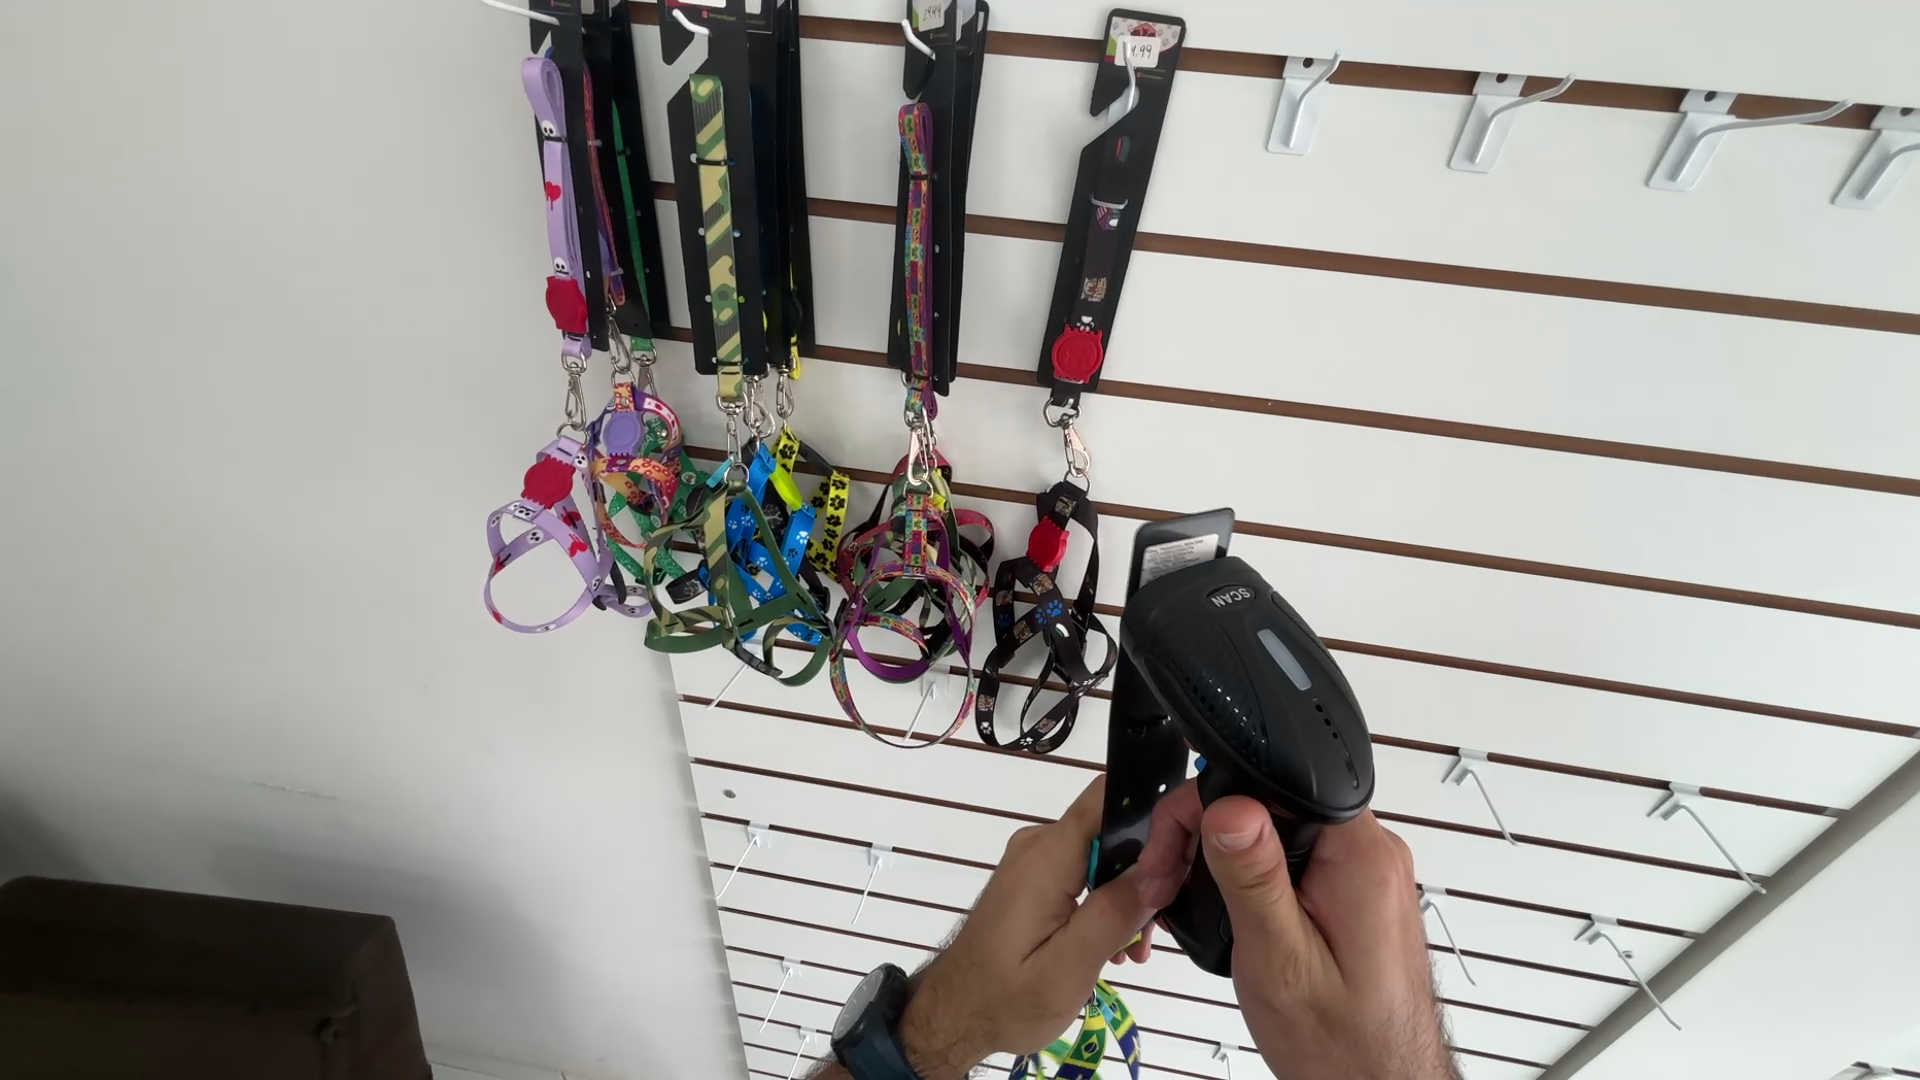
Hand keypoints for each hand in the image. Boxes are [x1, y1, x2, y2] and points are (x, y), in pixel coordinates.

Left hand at [897, 776, 1182, 1077]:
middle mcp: (1040, 843)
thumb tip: (1162, 869)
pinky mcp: (1034, 874)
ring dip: (1124, 894)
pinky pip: (1081, 868)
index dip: (1147, 808)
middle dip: (1143, 871)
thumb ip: (1113, 915)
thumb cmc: (1007, 997)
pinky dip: (1102, 898)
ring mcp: (1035, 856)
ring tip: (1130, 949)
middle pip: (1109, 829)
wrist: (956, 1011)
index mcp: (1047, 857)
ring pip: (1099, 853)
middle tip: (1153, 931)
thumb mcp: (1068, 969)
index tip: (1183, 843)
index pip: (1102, 798)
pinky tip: (1110, 942)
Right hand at [1141, 783, 1455, 1079]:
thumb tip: (1230, 806)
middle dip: (1200, 832)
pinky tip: (1215, 905)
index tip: (1171, 846)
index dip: (1207, 800)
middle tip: (1161, 881)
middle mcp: (1364, 848)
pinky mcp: (1344, 887)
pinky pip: (1281, 854)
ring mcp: (1355, 868)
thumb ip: (1255, 879)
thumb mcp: (1281, 960)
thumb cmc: (1338, 1046)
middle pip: (1262, 801)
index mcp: (1357, 852)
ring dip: (1213, 855)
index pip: (1269, 782)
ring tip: (1178, 898)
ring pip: (1265, 826)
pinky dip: (1239, 872)